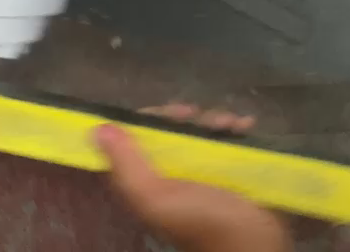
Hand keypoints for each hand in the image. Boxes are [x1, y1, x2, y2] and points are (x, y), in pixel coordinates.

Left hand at [95, 125, 291, 251]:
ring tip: (231, 126)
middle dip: (189, 118)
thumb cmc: (201, 222)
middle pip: (173, 131)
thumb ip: (128, 166)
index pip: (138, 141)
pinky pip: (229, 137)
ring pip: (203, 131)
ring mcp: (203, 172)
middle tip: (201, 116)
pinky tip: (245, 127)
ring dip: (217, 120)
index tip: (171, 111)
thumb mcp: (158, 198)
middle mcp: (173, 176)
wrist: (251, 243)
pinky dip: (236, 127)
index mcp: (148, 184)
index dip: (151, 120)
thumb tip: (98, 129)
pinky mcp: (231, 169)